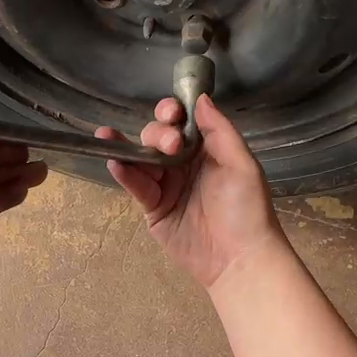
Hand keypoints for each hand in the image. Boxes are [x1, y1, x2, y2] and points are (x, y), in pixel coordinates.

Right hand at [99, 93, 287, 289]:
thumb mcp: (241, 164)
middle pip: (158, 137)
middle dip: (158, 134)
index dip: (173, 113)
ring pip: (142, 158)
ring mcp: (167, 185)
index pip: (183, 122)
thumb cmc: (247, 209)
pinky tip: (115, 161)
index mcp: (207, 150)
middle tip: (171, 146)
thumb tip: (200, 98)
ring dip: (128, 146)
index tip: (173, 114)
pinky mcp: (154, 208)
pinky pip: (136, 185)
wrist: (239, 258)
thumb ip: (219, 131)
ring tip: (109, 135)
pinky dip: (124, 173)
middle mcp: (184, 164)